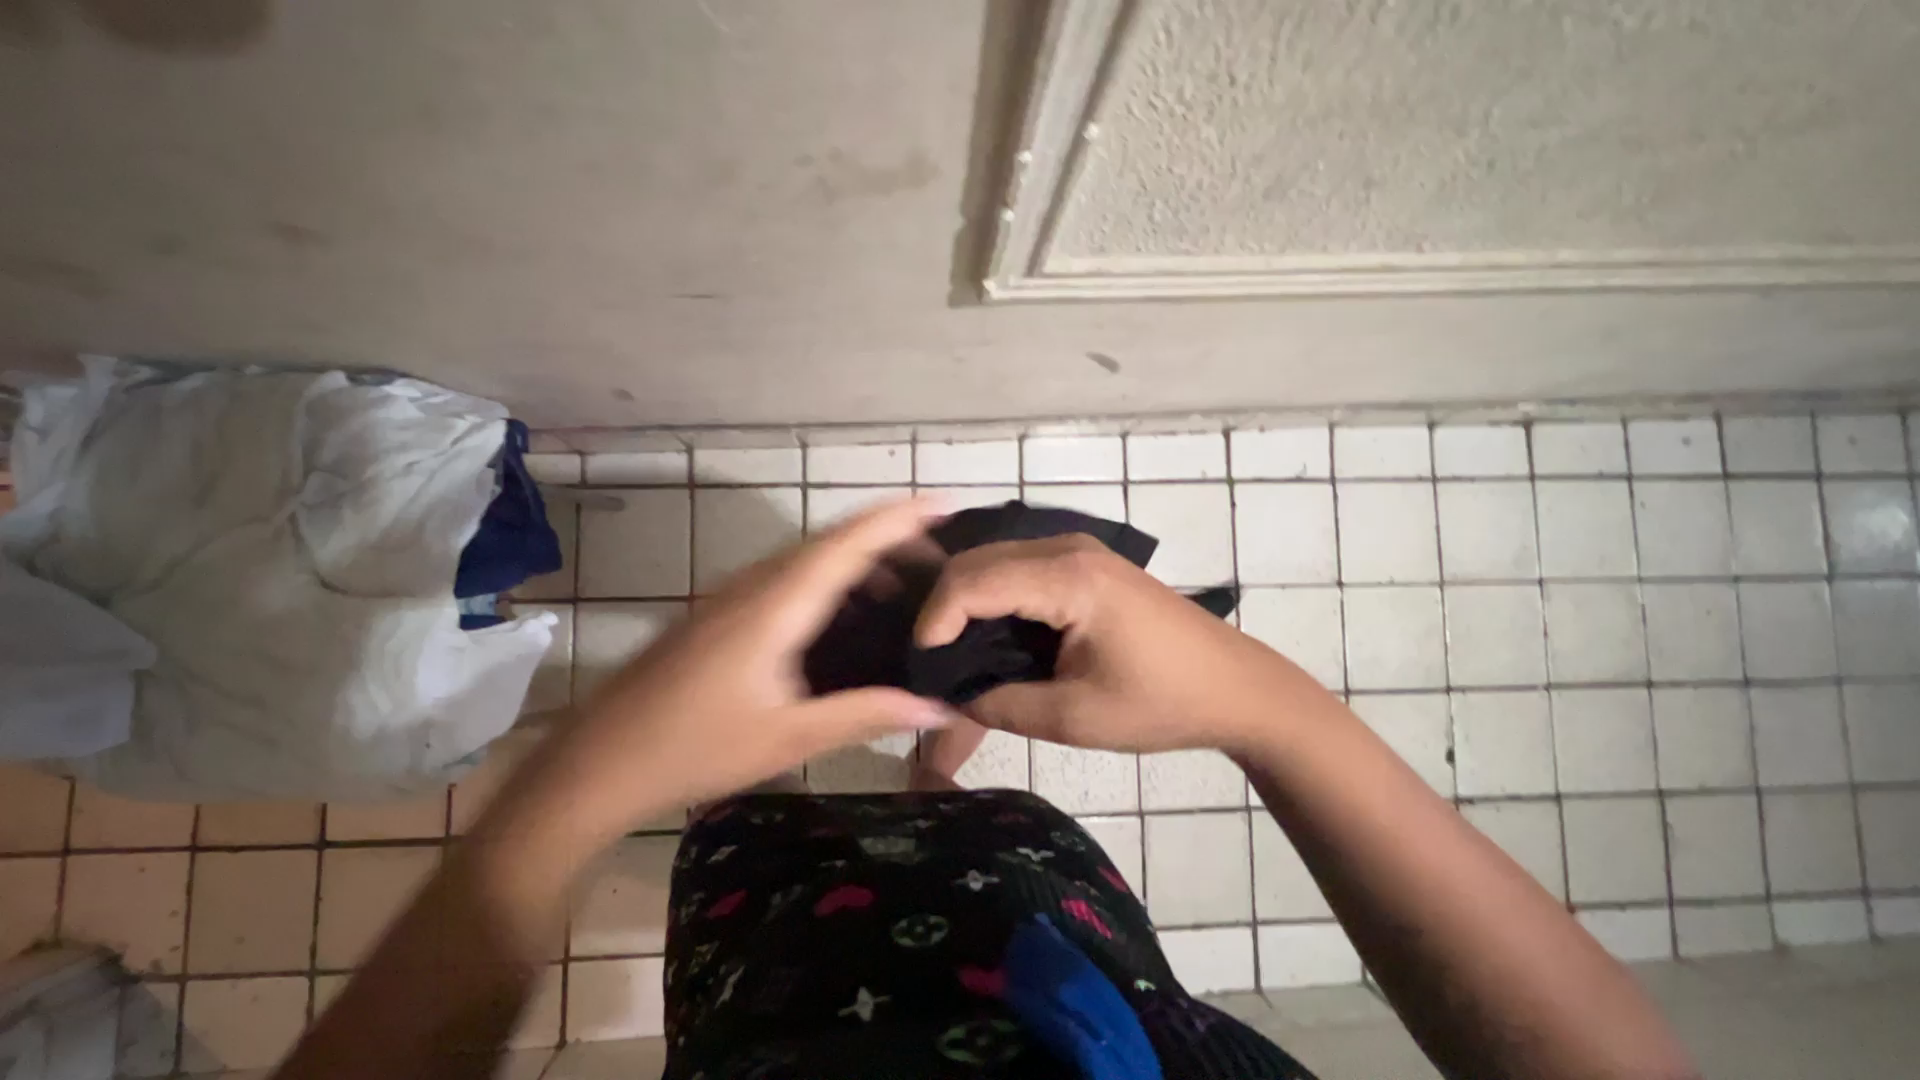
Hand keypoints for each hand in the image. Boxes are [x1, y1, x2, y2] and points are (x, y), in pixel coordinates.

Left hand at [546, 497, 958, 827]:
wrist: (597, 760)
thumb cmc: (695, 748)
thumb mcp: (791, 736)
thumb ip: (866, 714)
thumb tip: (937, 707)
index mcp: (776, 605)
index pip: (847, 543)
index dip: (898, 518)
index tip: (943, 505)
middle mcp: (754, 585)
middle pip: (830, 541)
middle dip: (887, 537)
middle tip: (937, 560)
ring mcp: (730, 596)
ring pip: (805, 558)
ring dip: (856, 560)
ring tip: (901, 589)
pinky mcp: (717, 613)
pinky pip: (784, 577)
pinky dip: (826, 580)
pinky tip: (841, 618)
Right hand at [915, 535, 1312, 754]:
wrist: (1236, 688)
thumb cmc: (1161, 704)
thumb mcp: (1073, 717)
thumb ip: (1000, 704)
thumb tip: (950, 696)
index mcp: (1068, 579)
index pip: (972, 582)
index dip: (935, 622)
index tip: (923, 668)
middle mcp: (1068, 548)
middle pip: (977, 562)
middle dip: (943, 608)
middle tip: (931, 663)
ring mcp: (1080, 551)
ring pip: (996, 561)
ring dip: (967, 601)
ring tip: (954, 653)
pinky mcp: (1088, 563)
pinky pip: (1020, 569)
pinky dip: (995, 598)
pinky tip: (991, 637)